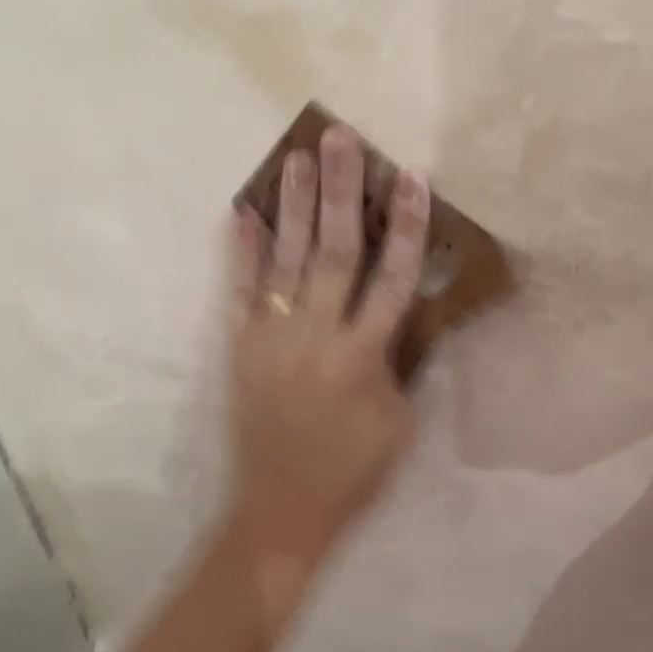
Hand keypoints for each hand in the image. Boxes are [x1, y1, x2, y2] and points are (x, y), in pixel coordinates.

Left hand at [227, 124, 429, 562]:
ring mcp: (272, 338)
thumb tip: (400, 307)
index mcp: (363, 357)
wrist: (280, 513)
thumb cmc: (354, 471)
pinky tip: (244, 210)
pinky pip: (241, 291)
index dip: (406, 226)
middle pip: (335, 252)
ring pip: (287, 260)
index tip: (411, 177)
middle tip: (342, 138)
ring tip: (299, 154)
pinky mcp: (241, 346)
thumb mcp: (399, 421)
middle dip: (341, 192)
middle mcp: (317, 337)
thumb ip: (399, 358)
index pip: (392, 279)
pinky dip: (243, 250)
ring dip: (295, 204)